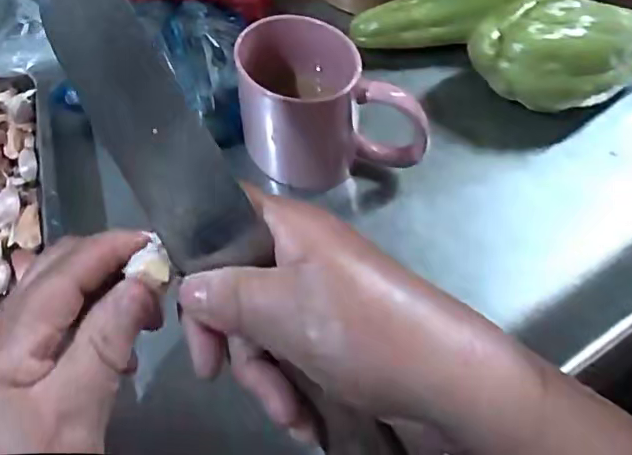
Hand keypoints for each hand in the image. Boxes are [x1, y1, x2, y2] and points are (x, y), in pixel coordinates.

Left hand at [0, 231, 163, 453]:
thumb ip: (106, 341)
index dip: (115, 246)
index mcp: (17, 327)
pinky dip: (95, 305)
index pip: (72, 262)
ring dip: (106, 280)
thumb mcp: (75, 411)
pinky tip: (120, 338)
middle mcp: (10, 320)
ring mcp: (14, 339)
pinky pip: (62, 310)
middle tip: (156, 278)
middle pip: (64, 262)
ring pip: (64, 282)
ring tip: (145, 306)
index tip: (160, 246)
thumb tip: (143, 278)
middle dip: (111, 258)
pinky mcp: (23, 359)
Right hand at [178, 190, 544, 448]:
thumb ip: (225, 294)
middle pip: (234, 280)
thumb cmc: (358, 326)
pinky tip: (305, 419)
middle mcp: (297, 251)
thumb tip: (187, 287)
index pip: (223, 212)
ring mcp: (316, 292)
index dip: (197, 251)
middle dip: (231, 336)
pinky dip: (289, 386)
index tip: (183, 305)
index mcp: (285, 224)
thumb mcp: (281, 309)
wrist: (448, 380)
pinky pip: (288, 351)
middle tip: (218, 374)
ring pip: (259, 325)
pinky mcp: (332, 331)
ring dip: (263, 375)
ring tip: (288, 413)